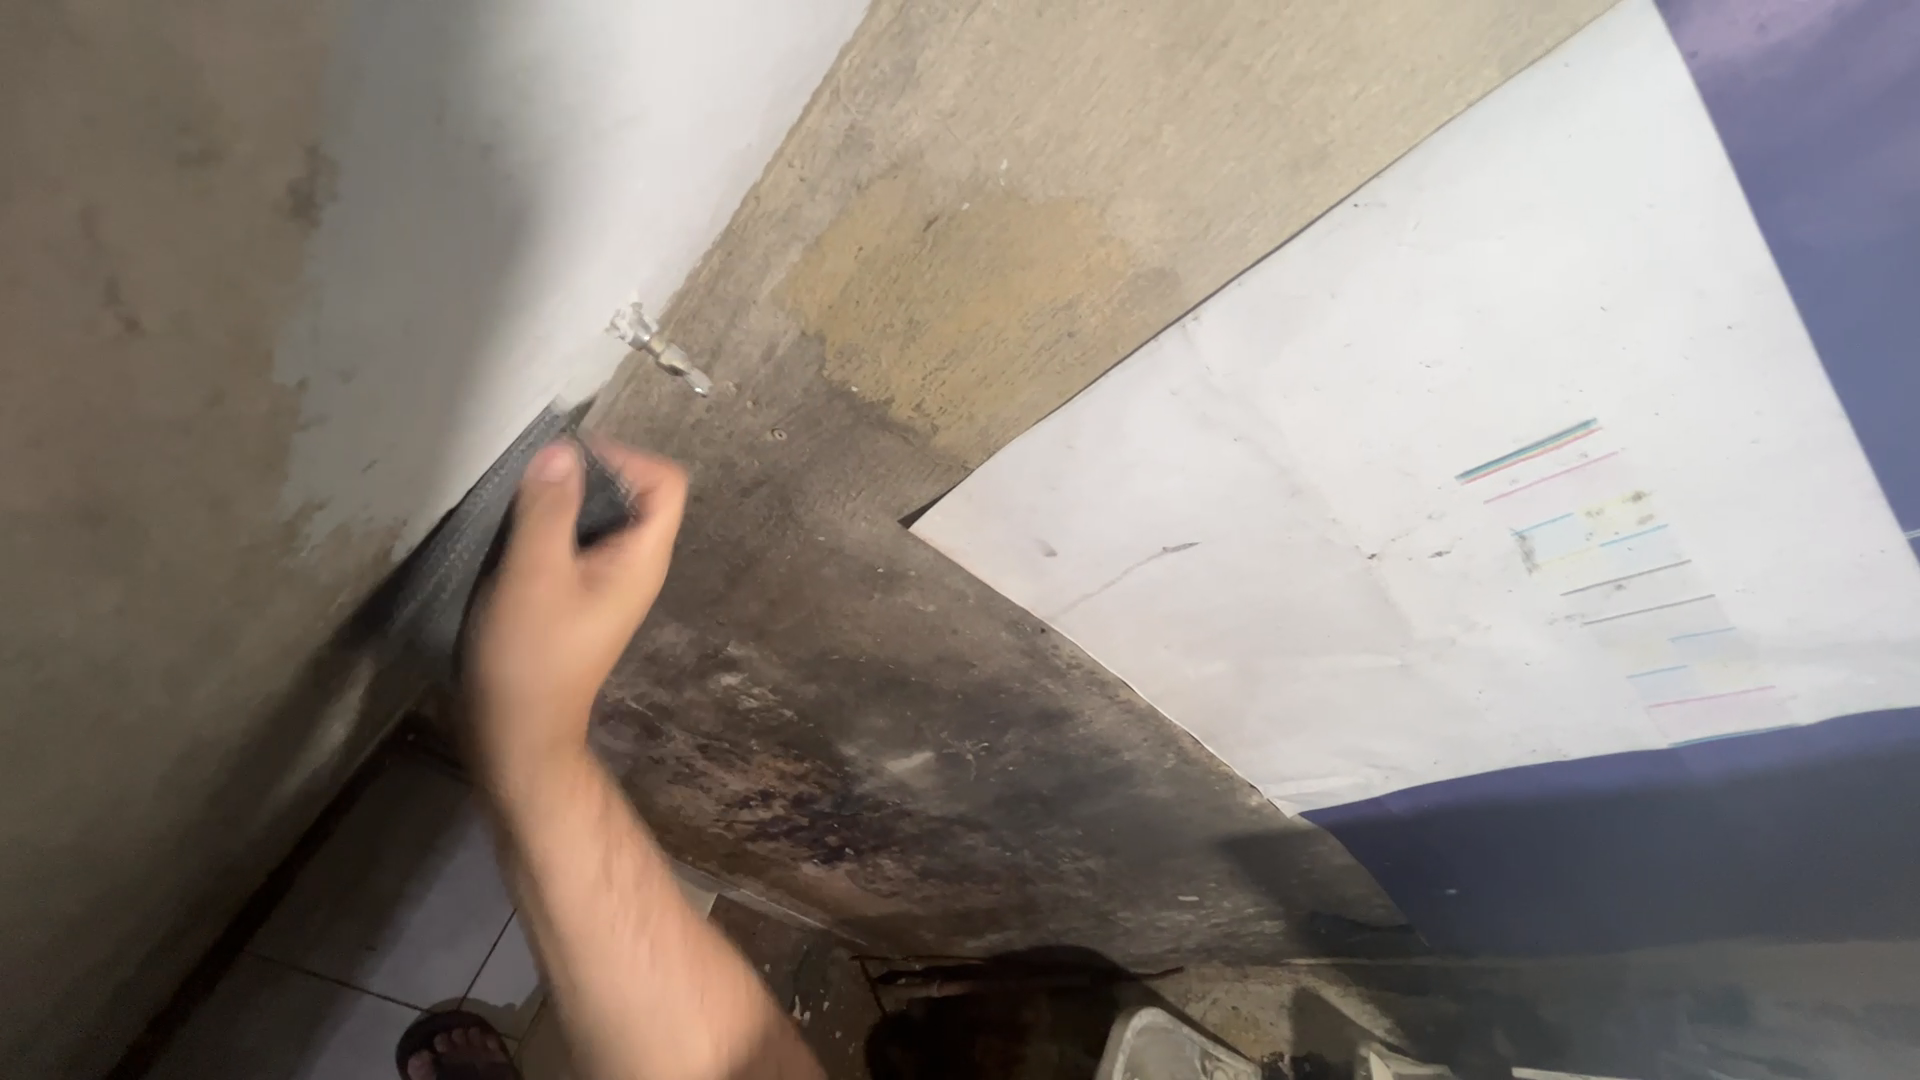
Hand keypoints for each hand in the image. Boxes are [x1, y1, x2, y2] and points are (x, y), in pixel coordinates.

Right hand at [464, 437, 687, 783]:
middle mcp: (639, 563)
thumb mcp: (534, 575)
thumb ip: (549, 511)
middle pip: (639, 494)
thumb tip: (563, 451)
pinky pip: (583, 540)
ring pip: (607, 516)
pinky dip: (558, 524)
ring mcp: (614, 579)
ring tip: (523, 497)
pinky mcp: (586, 591)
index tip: (571, 459)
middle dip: (593, 473)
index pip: (668, 483)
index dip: (628, 458)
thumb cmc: (531, 656)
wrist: (521, 730)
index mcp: (644, 557)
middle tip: (539, 474)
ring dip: (570, 499)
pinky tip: (520, 529)